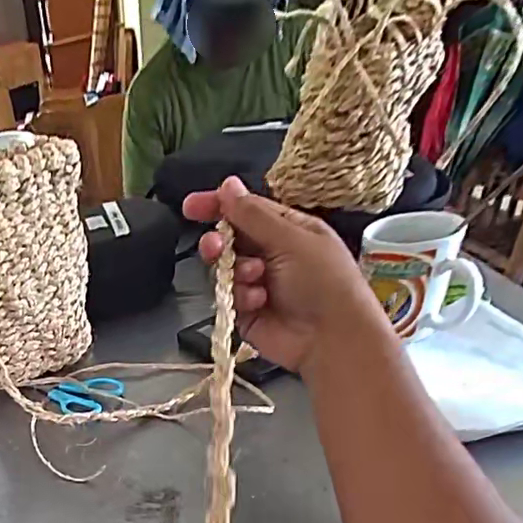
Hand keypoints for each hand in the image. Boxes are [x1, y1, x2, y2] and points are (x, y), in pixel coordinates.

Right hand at [182, 177, 396, 374]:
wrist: (331, 337)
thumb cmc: (325, 282)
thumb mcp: (291, 238)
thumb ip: (254, 215)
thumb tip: (228, 185)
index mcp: (287, 229)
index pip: (245, 210)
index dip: (217, 205)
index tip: (191, 206)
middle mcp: (271, 255)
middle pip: (229, 240)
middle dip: (218, 242)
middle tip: (215, 247)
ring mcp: (258, 285)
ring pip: (225, 270)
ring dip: (235, 271)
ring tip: (254, 278)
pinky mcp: (247, 313)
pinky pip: (229, 298)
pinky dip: (241, 297)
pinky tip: (259, 301)